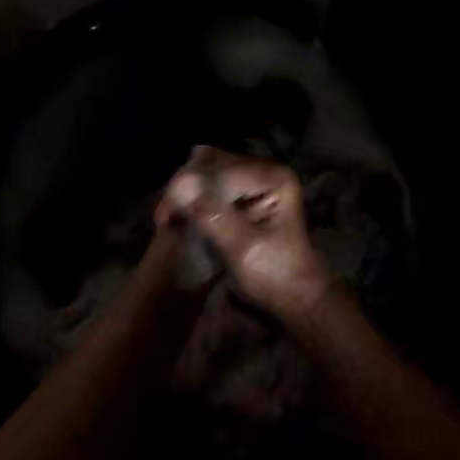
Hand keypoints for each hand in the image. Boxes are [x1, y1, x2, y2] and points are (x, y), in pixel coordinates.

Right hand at [157, 146, 332, 318]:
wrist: (296, 296)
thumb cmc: (274, 276)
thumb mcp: (242, 249)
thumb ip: (213, 216)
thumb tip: (180, 185)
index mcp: (273, 177)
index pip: (218, 170)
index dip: (186, 188)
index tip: (163, 218)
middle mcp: (265, 167)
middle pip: (210, 163)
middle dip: (183, 188)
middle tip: (163, 219)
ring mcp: (256, 176)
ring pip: (206, 169)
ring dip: (185, 191)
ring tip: (169, 218)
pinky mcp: (246, 188)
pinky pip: (210, 181)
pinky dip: (194, 196)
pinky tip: (182, 215)